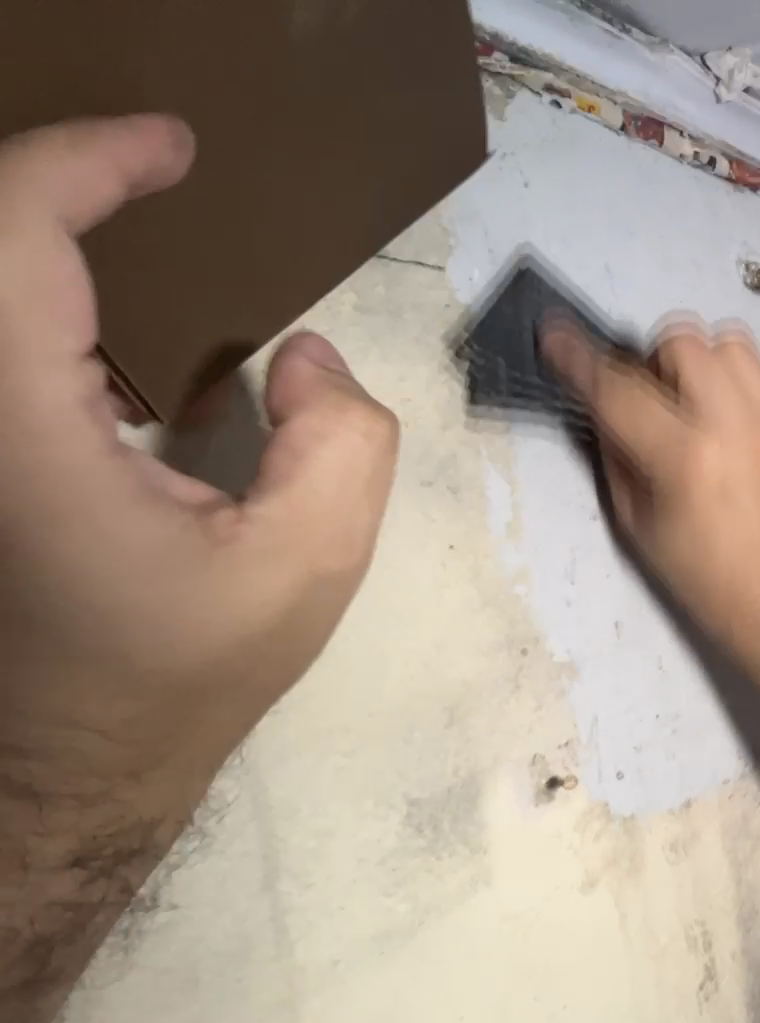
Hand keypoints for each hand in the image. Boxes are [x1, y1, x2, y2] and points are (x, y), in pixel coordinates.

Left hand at [0, 115, 399, 802]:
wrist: (74, 756)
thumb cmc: (192, 663)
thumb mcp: (312, 560)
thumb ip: (343, 442)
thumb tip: (306, 356)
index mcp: (14, 427)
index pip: (4, 240)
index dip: (83, 165)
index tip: (174, 145)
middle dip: (54, 178)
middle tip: (156, 164)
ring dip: (33, 228)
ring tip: (132, 210)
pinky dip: (37, 292)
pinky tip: (108, 313)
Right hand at [540, 314, 759, 667]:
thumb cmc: (699, 570)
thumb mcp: (635, 518)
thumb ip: (614, 448)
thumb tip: (600, 398)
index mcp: (684, 455)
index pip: (619, 387)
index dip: (577, 357)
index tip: (554, 333)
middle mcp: (733, 423)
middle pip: (682, 340)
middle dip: (655, 361)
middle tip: (654, 398)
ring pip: (730, 341)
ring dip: (702, 360)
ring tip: (697, 400)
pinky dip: (738, 377)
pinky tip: (730, 412)